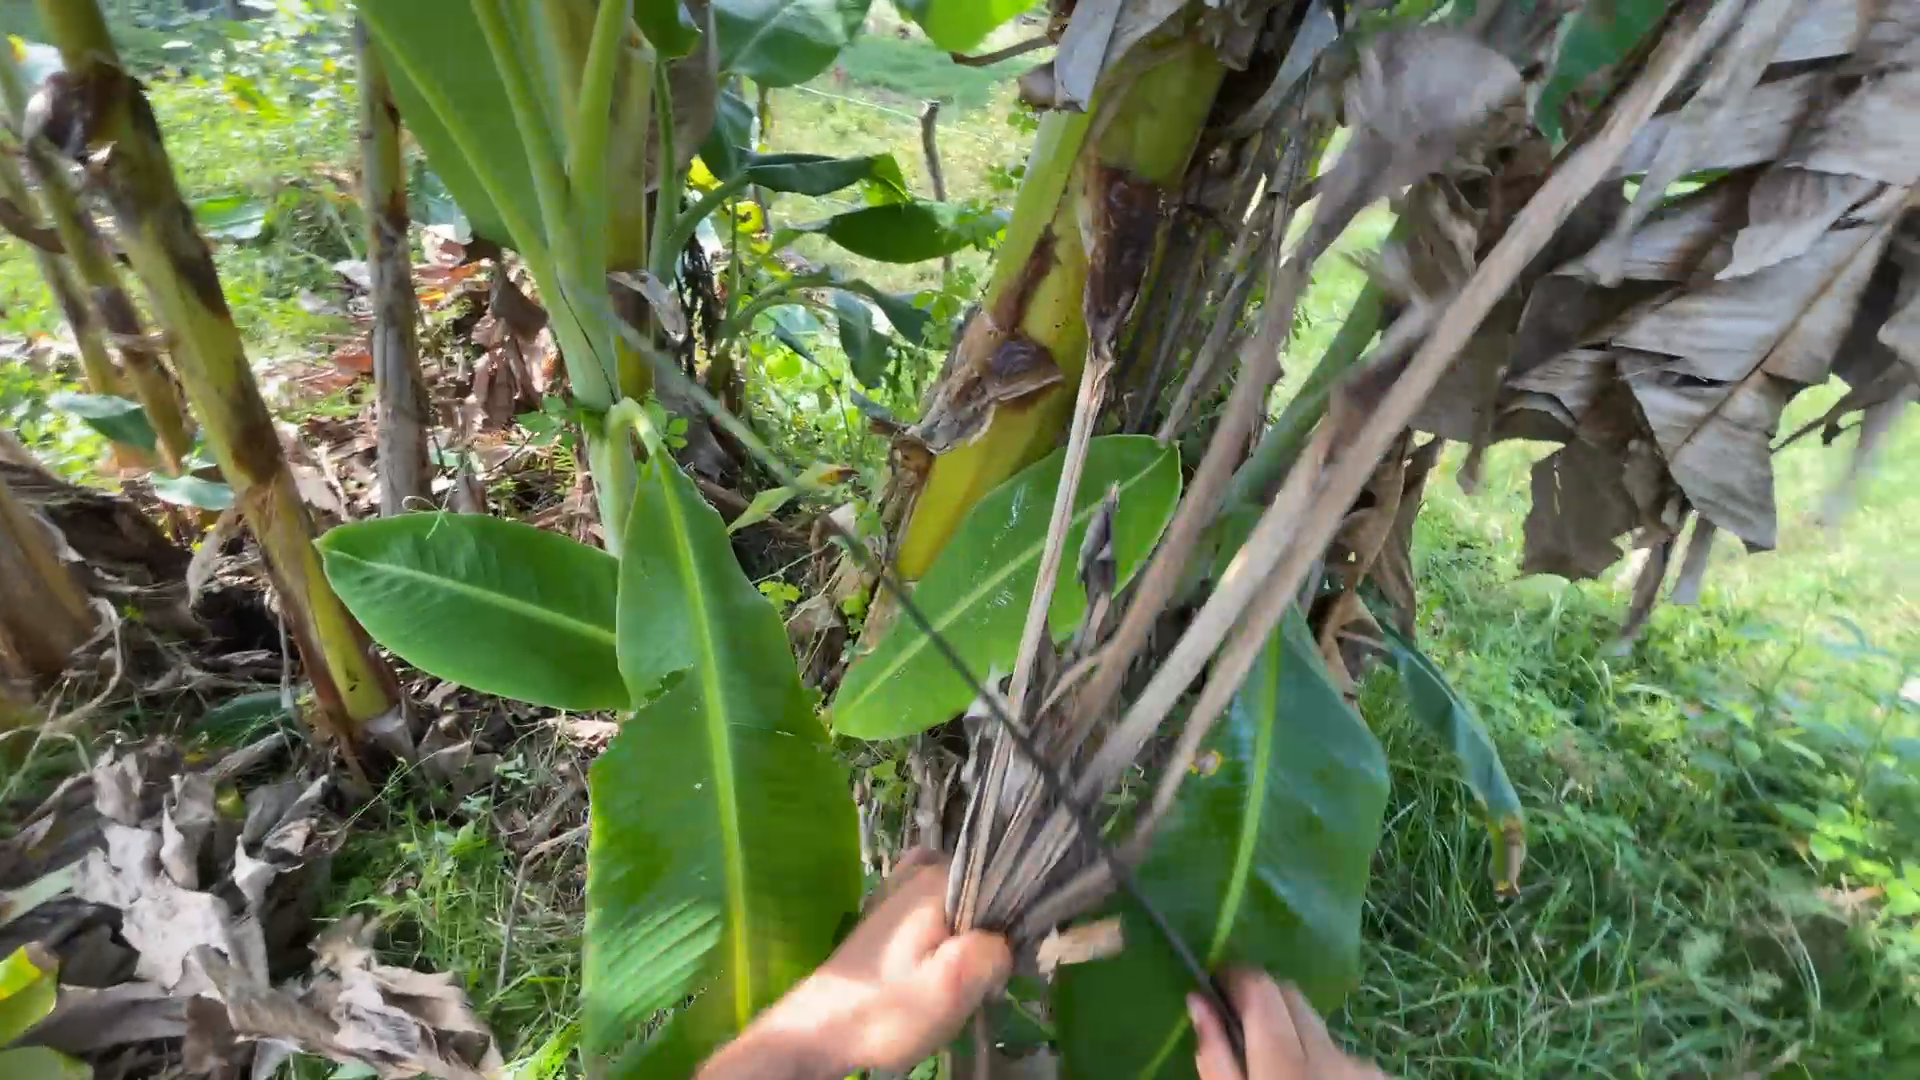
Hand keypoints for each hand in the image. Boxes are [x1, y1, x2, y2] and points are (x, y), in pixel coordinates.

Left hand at [697, 849, 1012, 1079]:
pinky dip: (949, 924)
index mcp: (938, 878)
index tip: (1008, 956)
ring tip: (960, 973)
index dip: (1014, 916)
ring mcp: (902, 885)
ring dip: (970, 933)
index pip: (1002, 877)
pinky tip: (945, 952)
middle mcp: (921, 869)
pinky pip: (938, 904)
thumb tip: (1008, 942)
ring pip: (962, 899)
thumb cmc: (885, 1008)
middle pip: (982, 887)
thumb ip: (991, 955)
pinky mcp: (892, 908)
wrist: (820, 1029)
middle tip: (982, 974)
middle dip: (991, 927)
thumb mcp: (950, 988)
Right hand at [1188, 971, 1387, 1079]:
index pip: (1259, 984)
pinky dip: (1326, 1061)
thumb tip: (1198, 998)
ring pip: (1317, 1024)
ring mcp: (1364, 1069)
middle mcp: (1328, 1052)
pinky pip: (1345, 1054)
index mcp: (1284, 1061)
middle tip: (1243, 1028)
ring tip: (1283, 1071)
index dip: (1234, 976)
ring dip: (1296, 1033)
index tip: (1214, 988)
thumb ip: (1215, 1055)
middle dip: (1263, 999)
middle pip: (1289, 995)